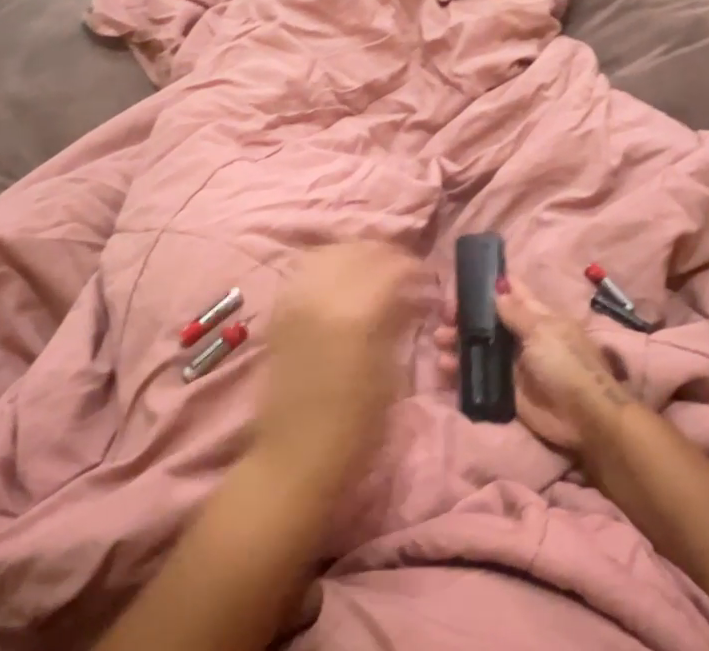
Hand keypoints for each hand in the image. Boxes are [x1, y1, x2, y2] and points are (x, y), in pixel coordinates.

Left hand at [254, 243, 423, 486]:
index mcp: (357, 313)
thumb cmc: (356, 428)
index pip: (393, 266)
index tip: (431, 282)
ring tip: (375, 274)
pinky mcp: (278, 311)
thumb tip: (414, 295)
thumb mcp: (390, 374)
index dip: (417, 269)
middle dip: (388, 256)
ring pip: (329, 252)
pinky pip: (305, 270)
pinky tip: (343, 284)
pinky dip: (328, 267)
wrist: (295, 457)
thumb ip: (399, 323)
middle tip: (407, 273)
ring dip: (356, 256)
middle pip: (359, 250)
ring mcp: (294, 300)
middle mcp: (321, 295)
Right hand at [436, 278, 635, 452]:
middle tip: (444, 317)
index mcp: (538, 317)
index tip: (462, 280)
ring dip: (458, 341)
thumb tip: (498, 287)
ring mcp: (513, 363)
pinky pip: (478, 375)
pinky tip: (444, 367)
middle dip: (465, 316)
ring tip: (439, 341)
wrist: (584, 416)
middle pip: (489, 320)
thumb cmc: (566, 364)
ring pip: (479, 347)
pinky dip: (459, 370)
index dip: (489, 285)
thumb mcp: (543, 331)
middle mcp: (523, 336)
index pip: (512, 293)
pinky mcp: (505, 388)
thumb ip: (516, 312)